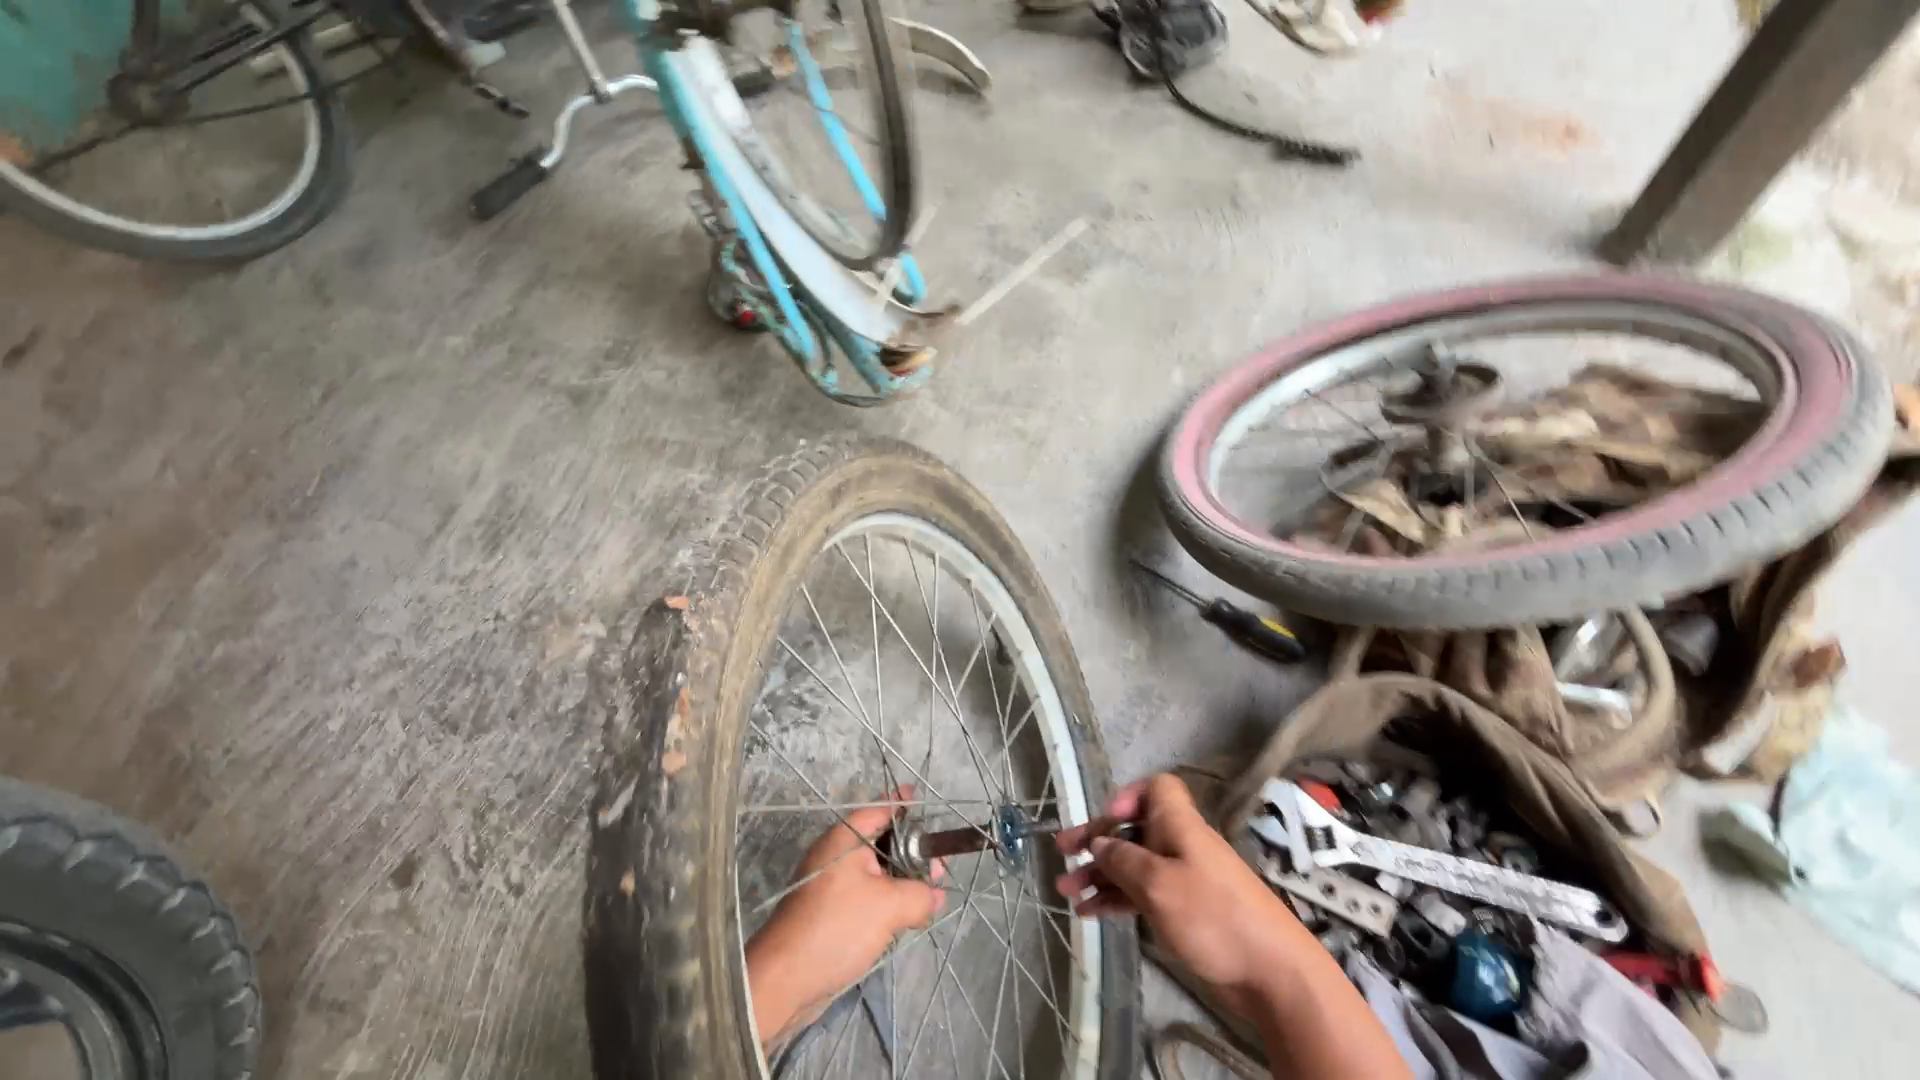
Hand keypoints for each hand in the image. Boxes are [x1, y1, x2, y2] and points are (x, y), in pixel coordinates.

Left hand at [744, 790, 944, 1046]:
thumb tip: (936, 894)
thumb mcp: (889, 906)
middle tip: (938, 867)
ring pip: (874, 873)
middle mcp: (834, 856)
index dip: (899, 804)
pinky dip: (886, 902)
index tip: (920, 797)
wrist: (785, 981)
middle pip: (879, 843)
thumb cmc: (837, 927)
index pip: (876, 810)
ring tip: (930, 896)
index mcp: (843, 841)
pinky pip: (865, 897)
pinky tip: (907, 917)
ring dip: (901, 882)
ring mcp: (829, 886)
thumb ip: (920, 894)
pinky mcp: (828, 914)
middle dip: (910, 852)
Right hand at [1053, 773, 1309, 1014]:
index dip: (1128, 795)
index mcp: (1179, 826)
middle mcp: (1180, 845)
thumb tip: (1099, 843)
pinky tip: (1090, 914)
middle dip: (1097, 839)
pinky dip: (1116, 900)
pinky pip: (1142, 895)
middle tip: (1061, 852)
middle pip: (1134, 829)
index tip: (1105, 818)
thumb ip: (1123, 860)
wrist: (1271, 973)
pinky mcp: (1185, 912)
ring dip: (1099, 875)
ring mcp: (1183, 880)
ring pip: (1133, 866)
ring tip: (1065, 892)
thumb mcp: (1158, 883)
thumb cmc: (1213, 916)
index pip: (1156, 788)